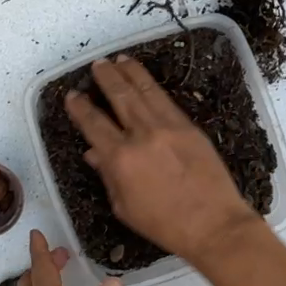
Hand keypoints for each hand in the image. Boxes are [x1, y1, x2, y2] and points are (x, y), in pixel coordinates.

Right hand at [65, 56, 260, 263]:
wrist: (213, 225)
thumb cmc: (164, 225)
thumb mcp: (125, 207)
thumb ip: (108, 176)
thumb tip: (94, 153)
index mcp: (120, 159)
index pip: (93, 124)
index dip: (80, 108)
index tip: (72, 96)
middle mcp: (141, 135)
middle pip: (119, 96)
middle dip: (105, 77)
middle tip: (97, 64)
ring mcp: (168, 127)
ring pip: (144, 90)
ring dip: (129, 72)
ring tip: (119, 60)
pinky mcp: (189, 127)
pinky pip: (165, 100)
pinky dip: (151, 85)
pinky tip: (145, 79)